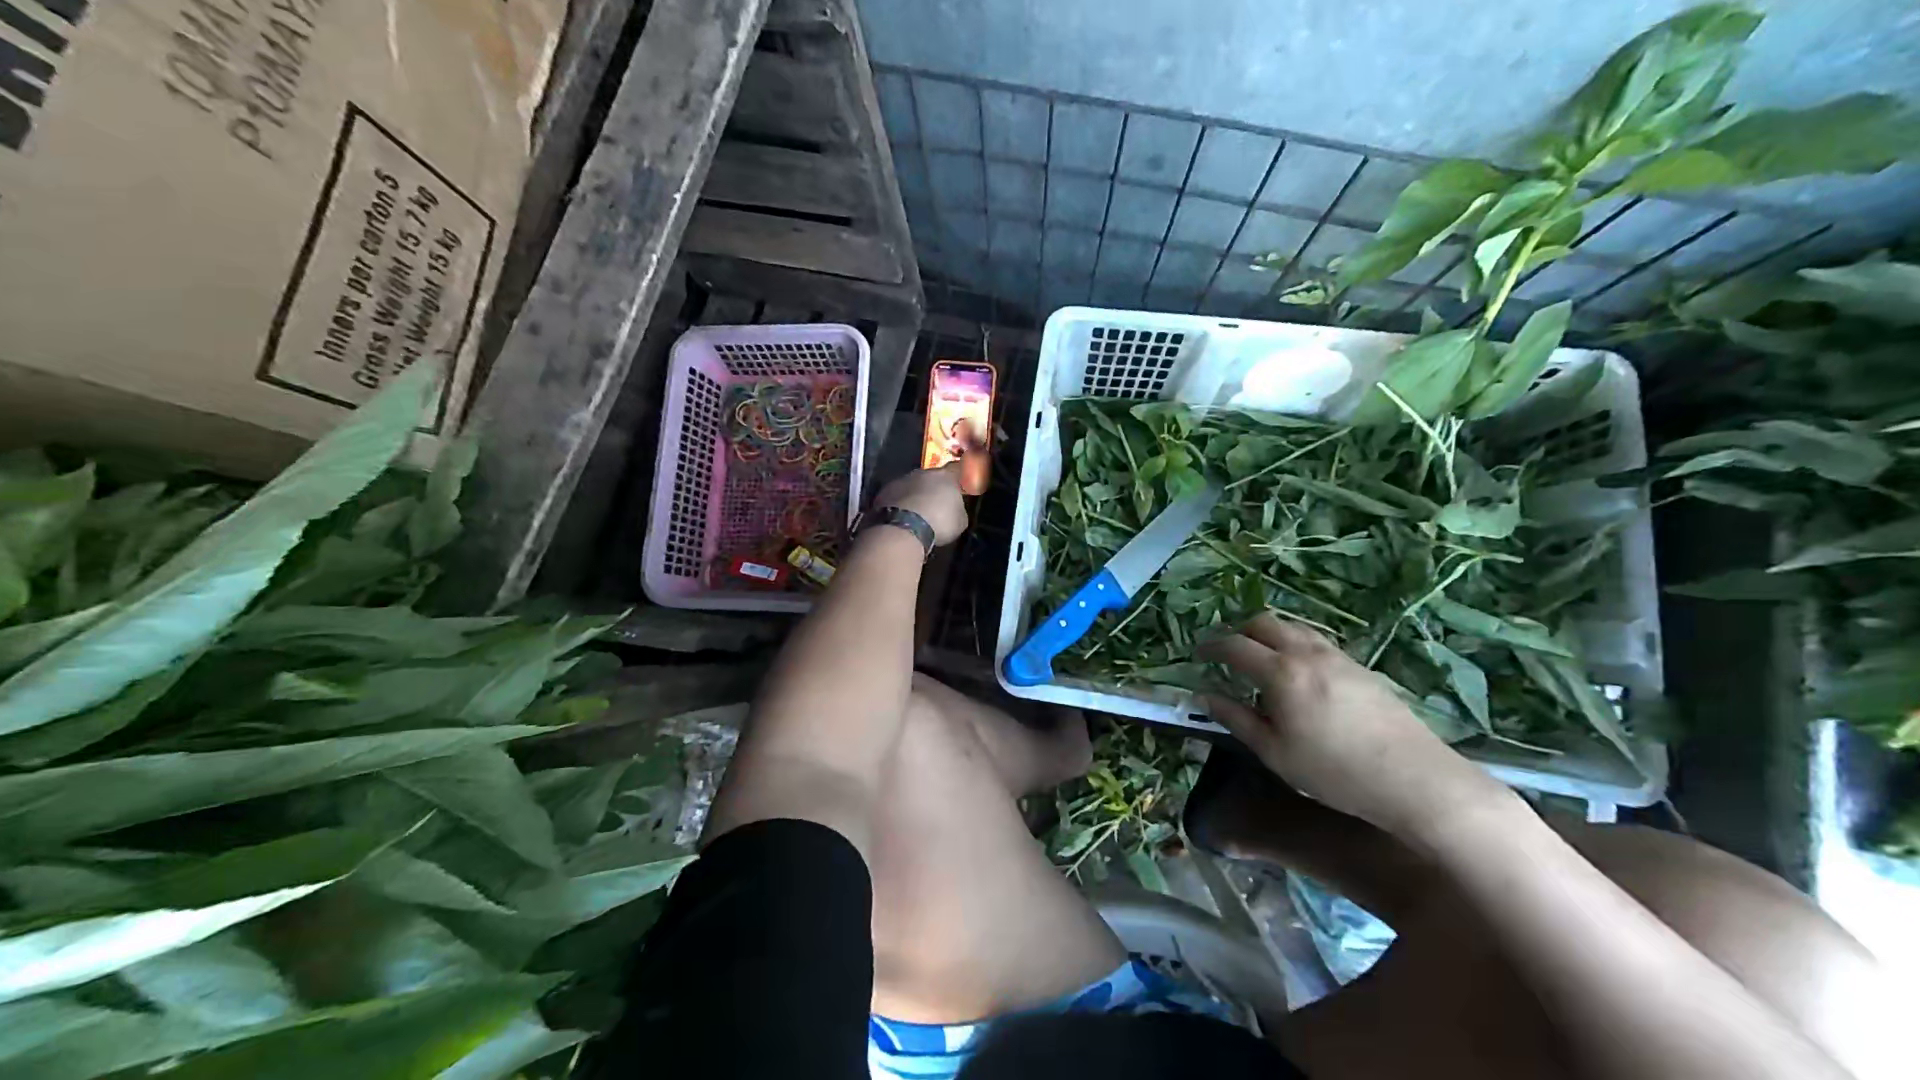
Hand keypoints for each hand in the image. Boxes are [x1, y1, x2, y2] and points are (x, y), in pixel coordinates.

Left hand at [870, 463, 970, 545]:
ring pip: (913, 485)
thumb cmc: (939, 522)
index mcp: (946, 477)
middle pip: (932, 477)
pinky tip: (902, 516)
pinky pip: (897, 495)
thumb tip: (954, 508)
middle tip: (938, 501)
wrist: (902, 528)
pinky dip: (901, 503)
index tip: (964, 476)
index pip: (958, 468)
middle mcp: (923, 473)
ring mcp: (901, 480)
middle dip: (936, 487)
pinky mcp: (884, 492)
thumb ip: (958, 509)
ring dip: (917, 495)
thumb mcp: (960, 521)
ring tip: (918, 512)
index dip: (962, 472)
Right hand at [1199, 613, 1507, 838]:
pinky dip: (1293, 644)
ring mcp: (1337, 656)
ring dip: (1268, 634)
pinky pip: (1315, 641)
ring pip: (1293, 627)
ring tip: (1259, 659)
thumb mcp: (1275, 752)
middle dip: (1238, 631)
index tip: (1197, 654)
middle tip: (1226, 652)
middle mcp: (1307, 653)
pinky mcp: (1359, 667)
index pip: (1235, 645)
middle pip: (1264, 622)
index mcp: (1281, 672)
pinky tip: (1296, 672)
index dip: (1211, 646)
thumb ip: (1236, 719)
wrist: (1415, 779)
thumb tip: (1204, 696)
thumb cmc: (1334, 771)